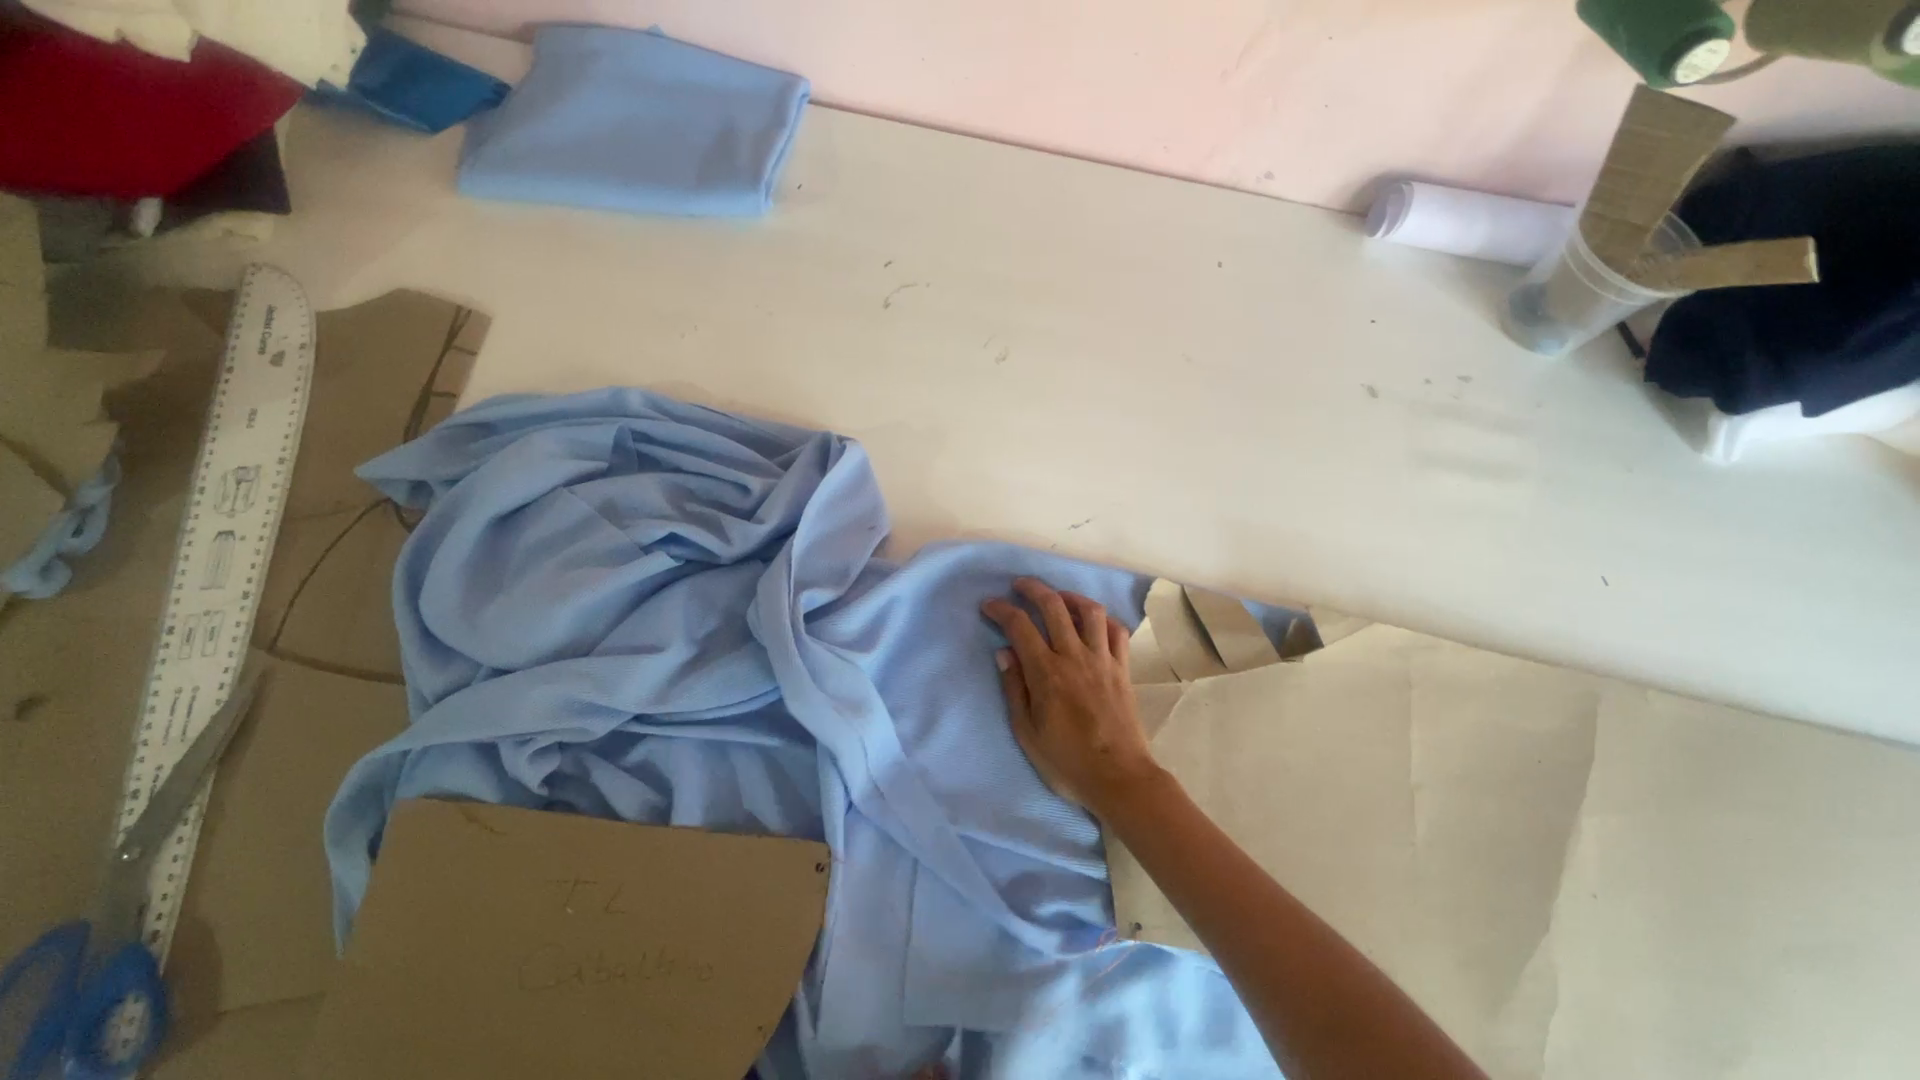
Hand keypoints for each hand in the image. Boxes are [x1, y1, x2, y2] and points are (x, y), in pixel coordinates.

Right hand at [981, 578, 1163, 817]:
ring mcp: (1103, 660)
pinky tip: (1093, 622)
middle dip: (1033, 589)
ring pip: (1089, 611)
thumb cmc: (1067, 761)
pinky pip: (1117, 632)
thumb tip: (1004, 652)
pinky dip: (1103, 620)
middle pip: (1054, 606)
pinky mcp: (1123, 669)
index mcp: (1046, 673)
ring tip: (1057, 597)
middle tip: (1018, 585)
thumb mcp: (1027, 732)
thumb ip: (1015, 689)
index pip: (1019, 626)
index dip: (1001, 609)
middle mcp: (1075, 657)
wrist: (1119, 778)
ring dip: (1070, 597)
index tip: (989, 606)